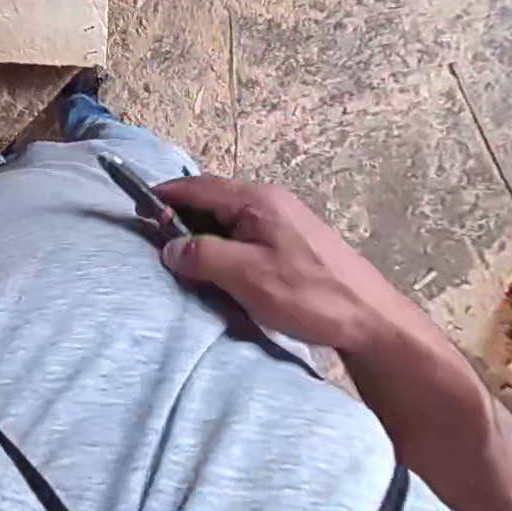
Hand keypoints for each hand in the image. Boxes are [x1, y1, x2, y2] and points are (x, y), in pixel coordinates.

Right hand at [153, 177, 435, 355]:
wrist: (375, 323)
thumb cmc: (311, 296)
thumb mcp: (247, 276)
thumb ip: (201, 256)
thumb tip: (169, 248)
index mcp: (255, 200)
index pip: (195, 187)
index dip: (162, 197)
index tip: (136, 213)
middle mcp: (267, 200)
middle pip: (208, 198)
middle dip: (179, 217)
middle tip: (159, 245)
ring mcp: (280, 218)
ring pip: (223, 217)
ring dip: (200, 234)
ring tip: (186, 261)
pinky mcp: (288, 239)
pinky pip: (239, 231)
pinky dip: (219, 244)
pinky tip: (217, 268)